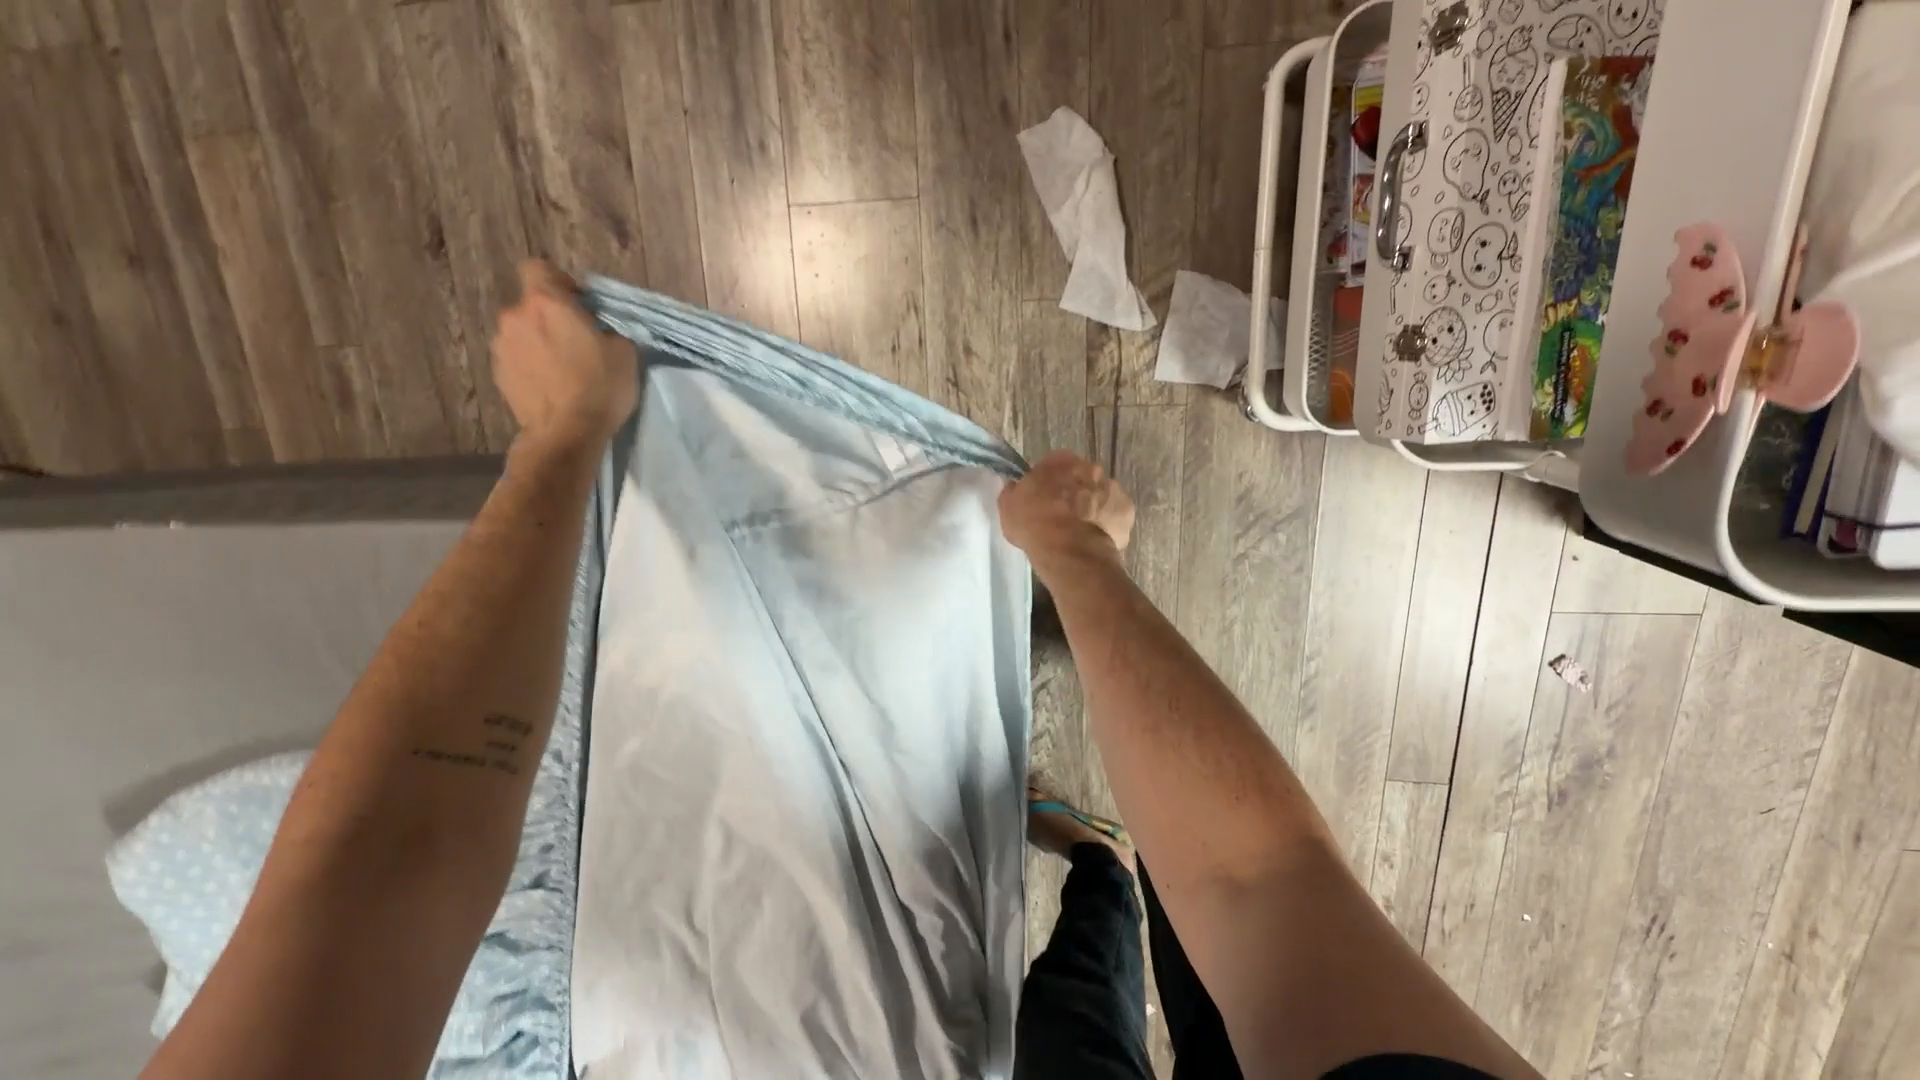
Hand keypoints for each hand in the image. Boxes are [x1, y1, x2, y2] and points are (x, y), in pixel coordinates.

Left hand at [492, 260, 638, 450]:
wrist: (566, 434)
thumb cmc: (600, 387)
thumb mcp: (624, 351)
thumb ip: (605, 328)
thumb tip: (594, 329)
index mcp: (546, 302)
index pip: (537, 267)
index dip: (558, 281)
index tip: (578, 303)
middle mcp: (515, 317)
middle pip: (532, 305)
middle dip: (551, 317)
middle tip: (576, 342)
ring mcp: (501, 346)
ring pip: (522, 332)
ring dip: (538, 342)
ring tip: (562, 369)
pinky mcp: (498, 373)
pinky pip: (516, 357)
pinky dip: (531, 365)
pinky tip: (550, 386)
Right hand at [998, 451, 1133, 575]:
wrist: (1068, 550)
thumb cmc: (1034, 523)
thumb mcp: (1009, 506)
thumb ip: (1014, 490)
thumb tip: (1015, 486)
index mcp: (1061, 461)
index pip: (1055, 463)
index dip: (1049, 482)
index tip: (1044, 499)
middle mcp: (1091, 468)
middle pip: (1082, 478)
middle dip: (1075, 493)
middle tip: (1062, 516)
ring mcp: (1113, 488)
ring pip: (1101, 495)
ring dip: (1093, 508)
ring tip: (1079, 532)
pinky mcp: (1126, 511)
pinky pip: (1115, 516)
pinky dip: (1108, 525)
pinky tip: (1095, 540)